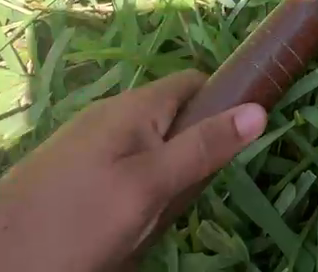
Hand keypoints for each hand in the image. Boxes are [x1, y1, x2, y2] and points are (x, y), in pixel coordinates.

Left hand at [0, 71, 266, 271]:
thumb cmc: (70, 227)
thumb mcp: (147, 190)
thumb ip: (203, 148)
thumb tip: (259, 108)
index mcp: (132, 107)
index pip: (195, 83)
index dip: (219, 108)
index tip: (225, 150)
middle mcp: (106, 115)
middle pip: (170, 120)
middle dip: (183, 157)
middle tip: (176, 201)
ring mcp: (78, 145)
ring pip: (142, 152)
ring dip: (154, 183)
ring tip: (140, 225)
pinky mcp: (58, 176)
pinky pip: (113, 173)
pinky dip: (124, 197)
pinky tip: (109, 234)